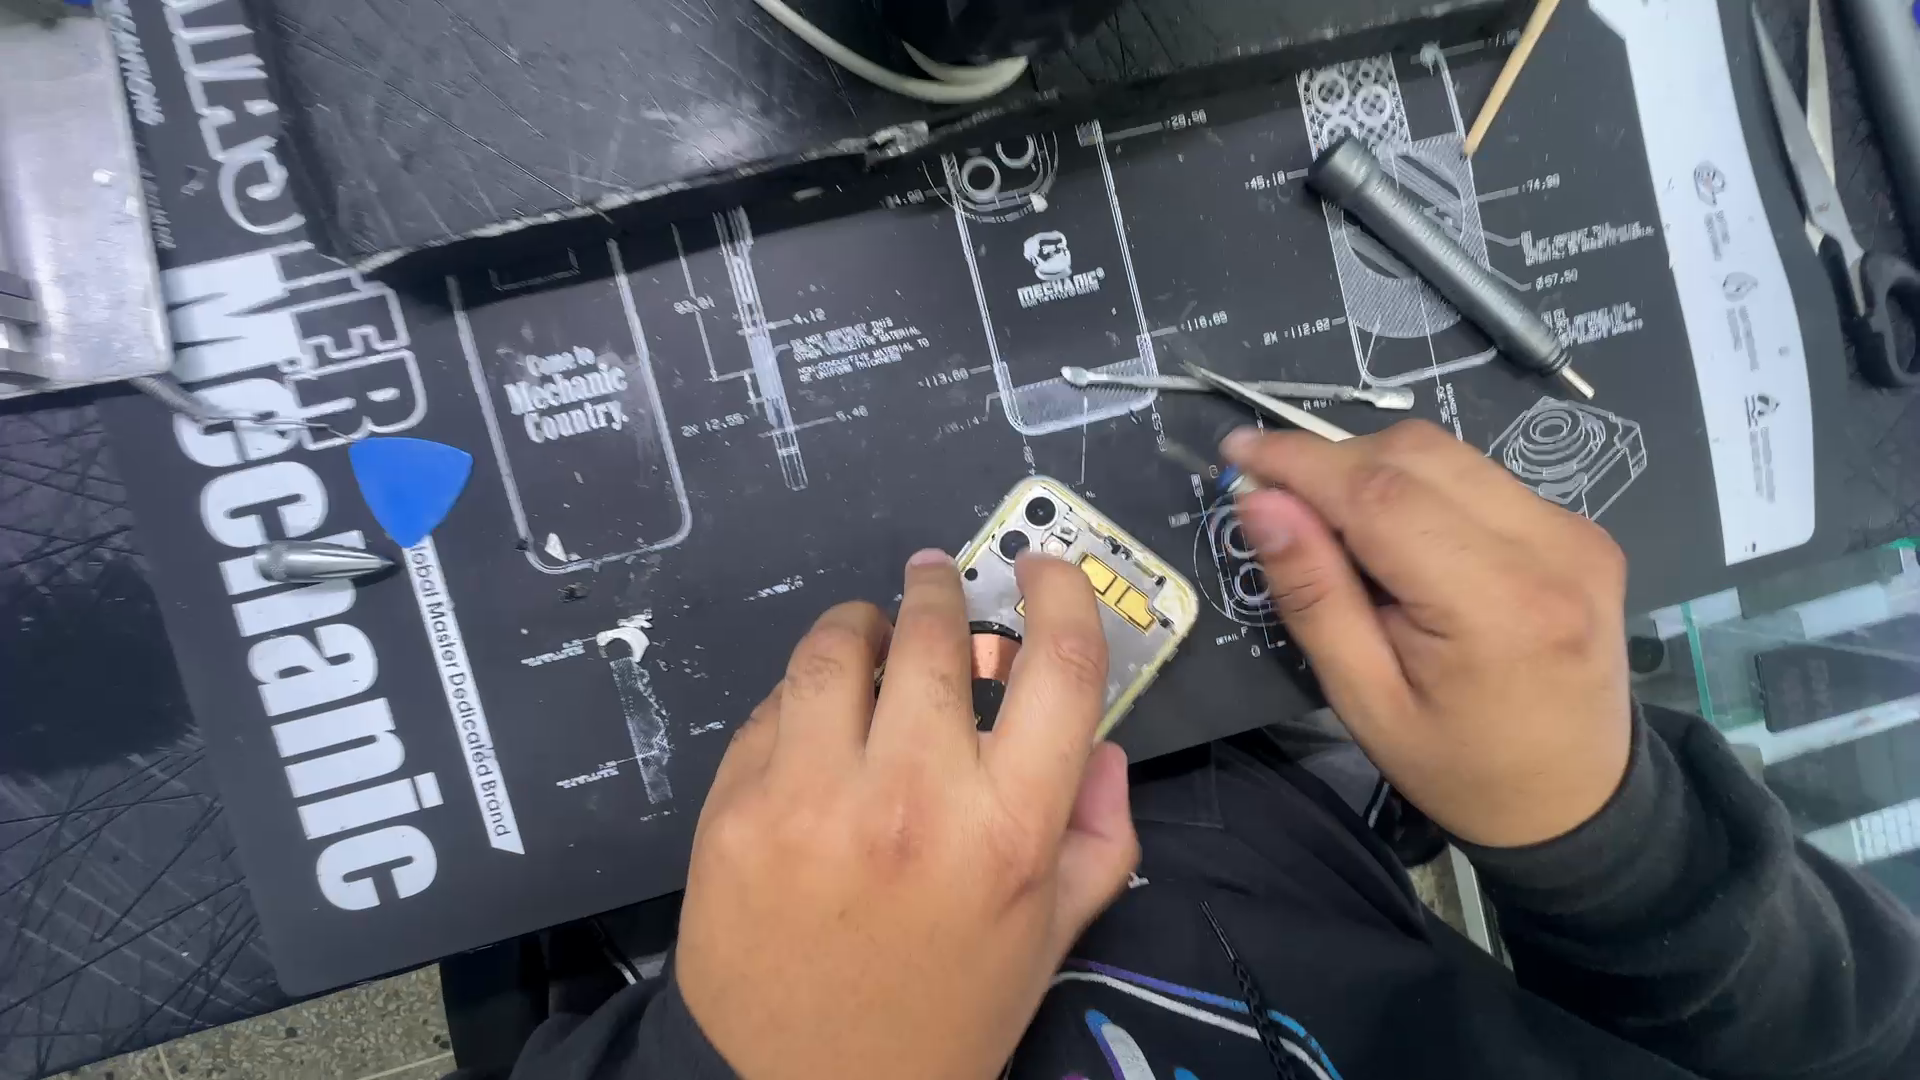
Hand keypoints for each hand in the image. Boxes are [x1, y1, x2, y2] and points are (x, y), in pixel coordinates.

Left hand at [676, 551, 1138, 1078]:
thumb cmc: (940, 1013)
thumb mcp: (1045, 939)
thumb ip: (1099, 836)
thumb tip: (1104, 744)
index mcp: (1008, 831)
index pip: (1061, 670)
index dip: (1061, 596)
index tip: (1042, 569)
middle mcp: (913, 797)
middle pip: (933, 636)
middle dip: (939, 591)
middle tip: (934, 580)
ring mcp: (812, 797)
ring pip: (836, 649)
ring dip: (860, 624)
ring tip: (868, 632)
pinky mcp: (736, 806)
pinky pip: (774, 705)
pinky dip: (803, 692)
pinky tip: (814, 721)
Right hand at [1223, 421, 1631, 847]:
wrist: (1575, 798)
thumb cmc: (1453, 762)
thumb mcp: (1360, 695)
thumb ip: (1312, 593)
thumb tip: (1260, 502)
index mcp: (1497, 605)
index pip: (1380, 495)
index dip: (1299, 461)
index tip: (1237, 450)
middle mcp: (1552, 547)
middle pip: (1414, 456)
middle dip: (1327, 459)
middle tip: (1273, 498)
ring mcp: (1575, 530)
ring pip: (1442, 453)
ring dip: (1365, 468)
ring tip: (1326, 522)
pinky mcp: (1577, 527)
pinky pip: (1469, 474)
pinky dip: (1407, 483)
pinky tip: (1387, 536)